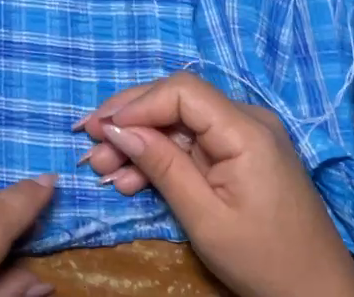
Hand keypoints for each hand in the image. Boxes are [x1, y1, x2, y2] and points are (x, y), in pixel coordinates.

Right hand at [76, 72, 353, 296]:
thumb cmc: (264, 261)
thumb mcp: (205, 217)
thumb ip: (161, 165)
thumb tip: (115, 127)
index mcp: (246, 130)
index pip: (181, 91)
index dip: (137, 104)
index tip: (101, 128)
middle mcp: (247, 120)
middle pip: (175, 102)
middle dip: (129, 121)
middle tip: (90, 144)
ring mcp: (244, 137)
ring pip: (178, 124)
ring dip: (139, 143)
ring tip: (102, 168)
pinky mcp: (240, 156)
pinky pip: (193, 145)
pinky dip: (161, 159)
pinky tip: (130, 179)